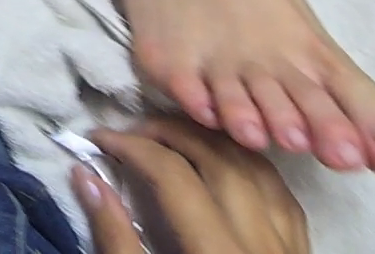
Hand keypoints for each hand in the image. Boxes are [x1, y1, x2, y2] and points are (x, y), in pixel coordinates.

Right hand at [72, 118, 308, 253]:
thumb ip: (115, 236)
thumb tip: (84, 175)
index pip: (173, 174)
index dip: (130, 147)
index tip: (97, 141)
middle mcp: (262, 246)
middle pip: (217, 157)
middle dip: (167, 131)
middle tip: (130, 132)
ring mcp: (290, 251)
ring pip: (255, 166)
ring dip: (208, 139)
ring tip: (169, 137)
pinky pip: (279, 193)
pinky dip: (245, 164)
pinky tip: (219, 164)